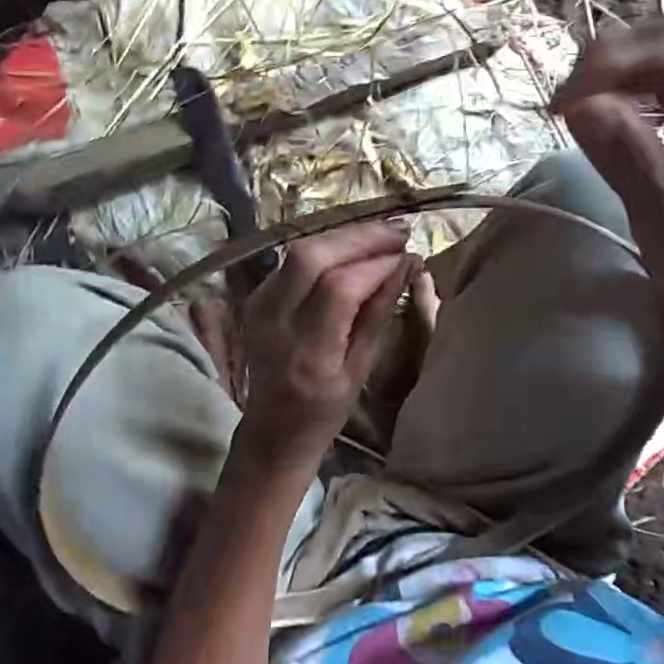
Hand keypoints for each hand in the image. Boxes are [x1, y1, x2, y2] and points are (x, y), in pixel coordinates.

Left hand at [235, 223, 418, 468]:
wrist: (272, 431)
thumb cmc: (325, 411)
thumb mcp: (362, 368)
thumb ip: (379, 311)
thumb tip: (407, 264)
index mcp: (308, 355)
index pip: (340, 289)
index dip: (377, 264)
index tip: (408, 254)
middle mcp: (276, 324)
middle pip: (311, 257)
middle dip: (359, 237)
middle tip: (397, 231)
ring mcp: (259, 308)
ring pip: (299, 250)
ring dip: (343, 236)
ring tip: (381, 234)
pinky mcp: (255, 297)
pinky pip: (291, 259)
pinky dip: (326, 247)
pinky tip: (352, 248)